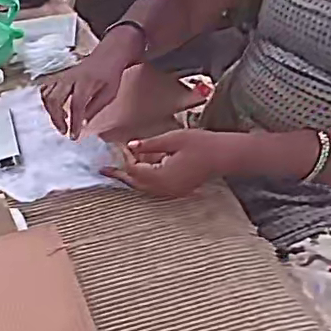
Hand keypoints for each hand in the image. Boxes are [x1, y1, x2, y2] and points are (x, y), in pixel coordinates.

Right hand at [40, 26, 144, 136]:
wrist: (108, 54)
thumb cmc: (110, 74)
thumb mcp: (109, 93)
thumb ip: (95, 108)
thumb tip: (83, 123)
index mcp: (85, 81)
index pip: (76, 105)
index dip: (74, 123)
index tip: (74, 136)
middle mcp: (70, 77)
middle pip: (55, 99)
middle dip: (56, 119)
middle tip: (64, 131)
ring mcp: (62, 75)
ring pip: (47, 94)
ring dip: (51, 111)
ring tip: (62, 121)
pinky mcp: (59, 75)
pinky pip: (46, 88)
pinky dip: (47, 101)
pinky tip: (57, 109)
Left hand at [102, 129, 241, 197]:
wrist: (225, 155)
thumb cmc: (202, 144)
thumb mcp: (173, 139)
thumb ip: (150, 144)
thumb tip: (130, 146)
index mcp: (163, 176)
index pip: (134, 172)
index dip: (122, 162)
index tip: (110, 156)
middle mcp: (166, 189)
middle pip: (136, 184)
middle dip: (121, 175)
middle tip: (105, 168)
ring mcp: (172, 191)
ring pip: (144, 187)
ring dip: (132, 177)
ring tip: (120, 165)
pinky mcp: (177, 190)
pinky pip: (155, 187)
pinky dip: (145, 178)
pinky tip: (141, 166)